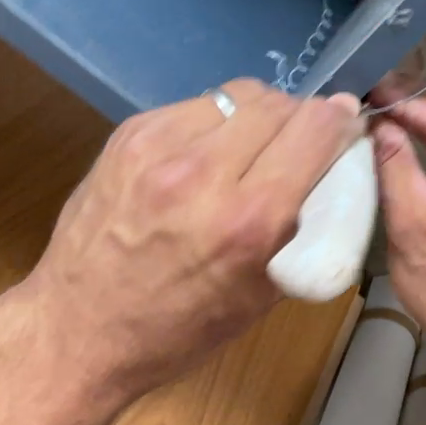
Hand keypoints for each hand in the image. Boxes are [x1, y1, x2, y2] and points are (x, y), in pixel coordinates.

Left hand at [16, 80, 362, 402]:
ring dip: (260, 115)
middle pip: (281, 103)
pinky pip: (198, 105)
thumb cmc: (184, 327)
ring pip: (240, 94)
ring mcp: (160, 147)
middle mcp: (206, 171)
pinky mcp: (129, 134)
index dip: (341, 123)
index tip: (346, 131)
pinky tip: (208, 153)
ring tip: (254, 146)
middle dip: (302, 118)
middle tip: (301, 143)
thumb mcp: (266, 293)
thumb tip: (335, 164)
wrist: (80, 330)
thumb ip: (306, 224)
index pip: (316, 129)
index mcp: (251, 218)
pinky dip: (217, 122)